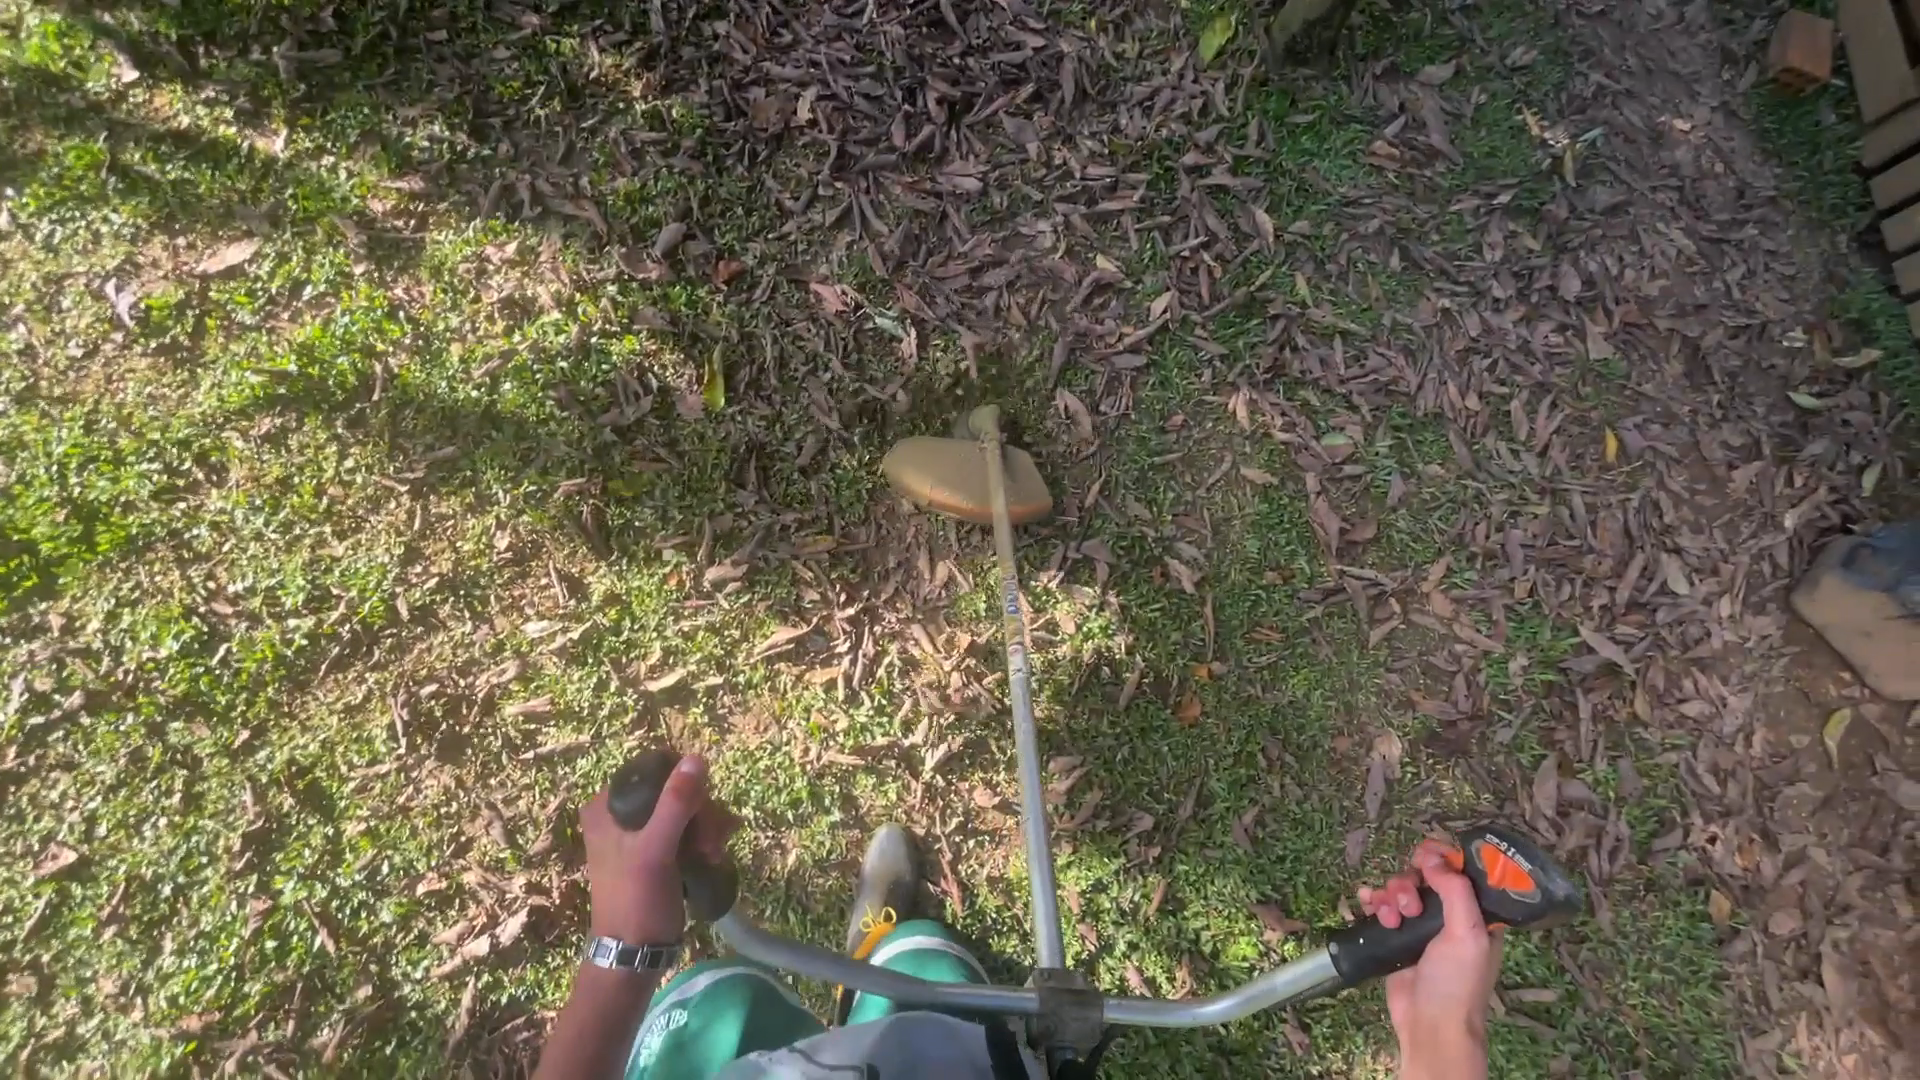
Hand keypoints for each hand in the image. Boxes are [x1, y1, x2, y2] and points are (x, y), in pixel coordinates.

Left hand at [580, 755, 735, 943]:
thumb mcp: (656, 850)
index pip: (656, 769)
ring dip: (707, 827)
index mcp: (607, 805)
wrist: (634, 957)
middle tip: (710, 842)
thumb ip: (675, 804)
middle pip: (676, 789)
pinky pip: (688, 827)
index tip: (700, 812)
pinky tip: (714, 856)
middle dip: (701, 813)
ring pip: (687, 808)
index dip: (685, 785)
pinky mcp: (657, 849)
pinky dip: (704, 837)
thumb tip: (696, 758)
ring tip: (714, 854)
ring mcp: (639, 831)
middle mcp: (620, 812)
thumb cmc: (636, 902)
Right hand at [1357, 839, 1503, 1079]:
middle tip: (1409, 906)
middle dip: (1408, 884)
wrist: (1429, 1024)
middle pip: (1422, 876)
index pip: (1459, 871)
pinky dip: (1371, 900)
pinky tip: (1367, 906)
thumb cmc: (1456, 983)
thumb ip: (1454, 891)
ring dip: (1389, 895)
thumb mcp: (1466, 935)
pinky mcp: (1395, 936)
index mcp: (1474, 914)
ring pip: (1398, 889)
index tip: (1422, 857)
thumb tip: (1431, 857)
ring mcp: (1420, 926)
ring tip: (1389, 918)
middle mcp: (1448, 916)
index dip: (1440, 857)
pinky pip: (1379, 904)